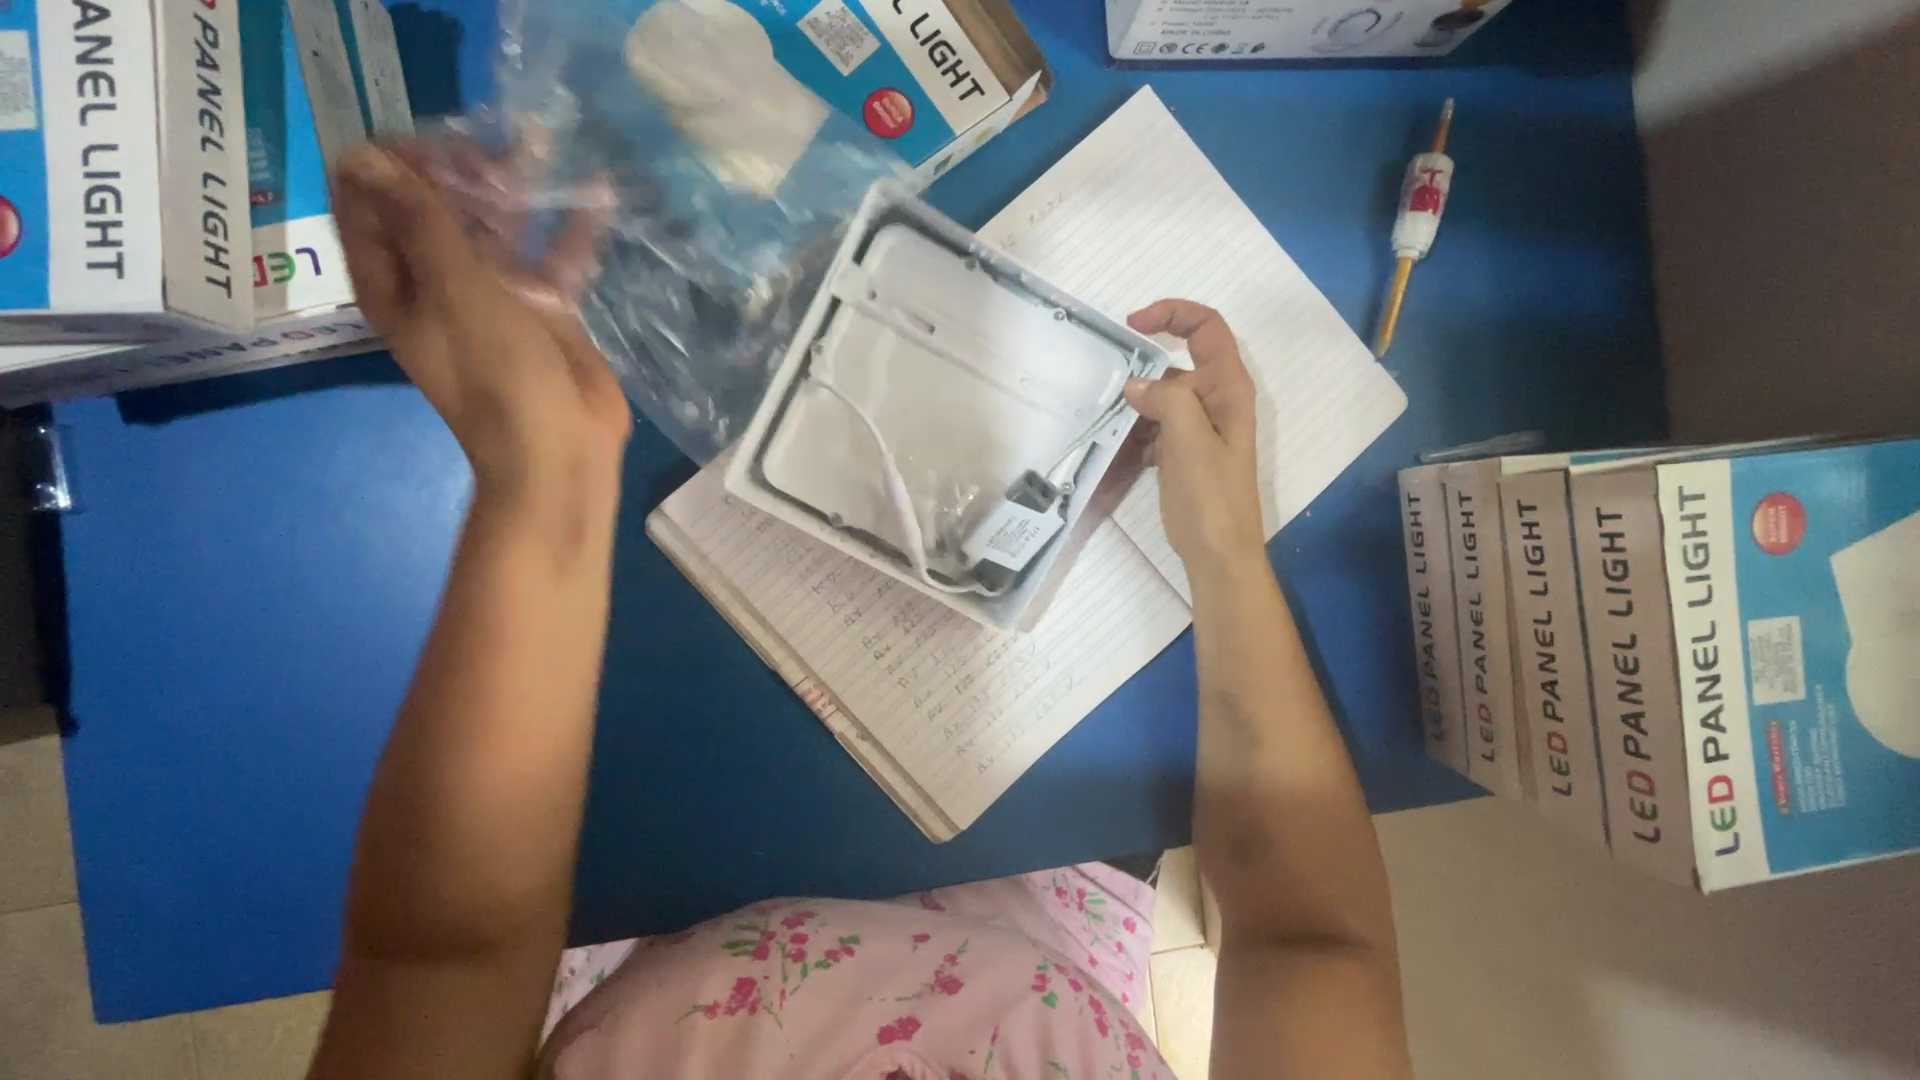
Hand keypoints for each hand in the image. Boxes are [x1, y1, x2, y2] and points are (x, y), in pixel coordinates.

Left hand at [330, 143, 630, 498]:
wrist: (560, 449)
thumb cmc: (500, 377)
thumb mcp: (457, 294)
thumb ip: (424, 224)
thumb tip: (376, 156)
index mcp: (397, 284)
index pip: (370, 203)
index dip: (391, 164)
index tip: (432, 142)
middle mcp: (441, 284)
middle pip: (438, 209)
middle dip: (459, 169)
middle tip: (494, 146)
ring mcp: (500, 297)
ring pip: (502, 228)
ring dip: (517, 189)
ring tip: (539, 144)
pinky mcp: (551, 310)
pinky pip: (557, 258)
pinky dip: (574, 229)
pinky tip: (597, 192)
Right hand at [1122, 299, 1264, 567]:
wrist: (1219, 554)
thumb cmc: (1211, 497)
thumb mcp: (1189, 441)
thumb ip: (1166, 401)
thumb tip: (1135, 386)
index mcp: (1228, 389)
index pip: (1207, 328)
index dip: (1173, 314)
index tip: (1132, 326)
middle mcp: (1216, 402)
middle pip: (1177, 365)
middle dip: (1143, 371)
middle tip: (1108, 386)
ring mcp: (1200, 430)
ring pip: (1161, 400)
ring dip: (1135, 408)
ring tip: (1106, 424)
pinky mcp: (1184, 454)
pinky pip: (1155, 430)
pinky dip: (1135, 435)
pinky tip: (1117, 453)